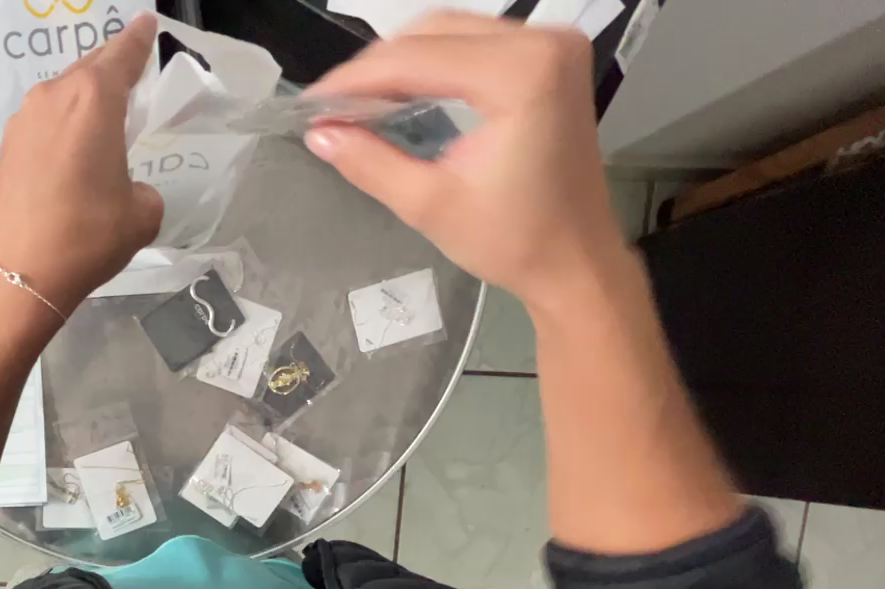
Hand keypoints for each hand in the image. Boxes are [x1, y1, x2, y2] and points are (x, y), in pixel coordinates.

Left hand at [0, 14, 163, 313]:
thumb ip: (145, 190)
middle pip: (90, 69)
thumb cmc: (89, 238)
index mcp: (95, 99)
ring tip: (102, 123)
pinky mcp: (9, 147)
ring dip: (84, 103)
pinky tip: (73, 153)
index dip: (139, 40)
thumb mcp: (142, 215)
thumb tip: (129, 191)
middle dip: (112, 71)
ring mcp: (25, 120)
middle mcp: (55, 96)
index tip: (147, 26)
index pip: (124, 54)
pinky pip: (45, 123)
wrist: (24, 273)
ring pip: (63, 96)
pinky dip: (63, 129)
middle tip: (131, 78)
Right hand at [304, 13, 628, 309]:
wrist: (573, 260)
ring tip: (356, 102)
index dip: (357, 79)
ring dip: (401, 64)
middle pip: (436, 32)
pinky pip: (475, 47)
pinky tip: (400, 95)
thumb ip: (371, 164)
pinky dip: (432, 67)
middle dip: (376, 68)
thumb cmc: (512, 241)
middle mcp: (541, 42)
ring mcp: (550, 47)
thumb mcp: (430, 206)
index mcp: (520, 73)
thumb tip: (319, 135)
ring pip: (452, 33)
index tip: (312, 104)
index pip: (418, 58)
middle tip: (330, 106)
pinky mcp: (548, 62)